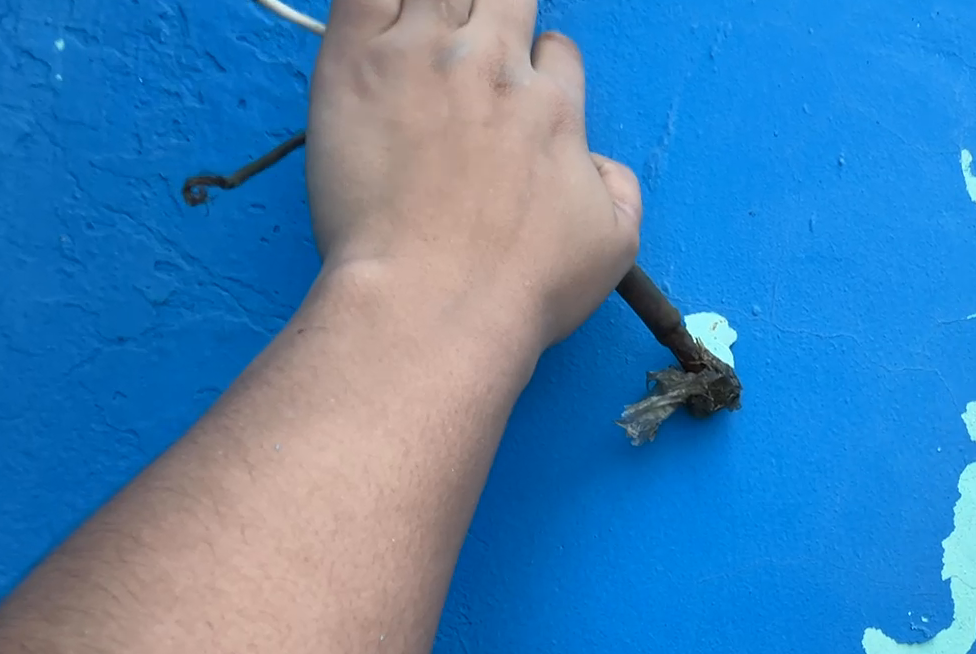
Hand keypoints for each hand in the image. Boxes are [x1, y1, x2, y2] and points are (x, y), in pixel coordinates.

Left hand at [306, 0, 641, 347]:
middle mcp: (492, 66)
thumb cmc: (528, 285)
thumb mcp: (616, 248)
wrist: (438, 302)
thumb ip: (622, 189)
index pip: (558, 51)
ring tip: (435, 43)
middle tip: (479, 52)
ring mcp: (419, 54)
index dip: (547, 67)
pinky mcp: (353, 61)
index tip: (529, 95)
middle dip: (500, 12)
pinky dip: (379, 2)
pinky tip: (386, 25)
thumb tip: (598, 160)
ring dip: (444, 7)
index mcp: (554, 108)